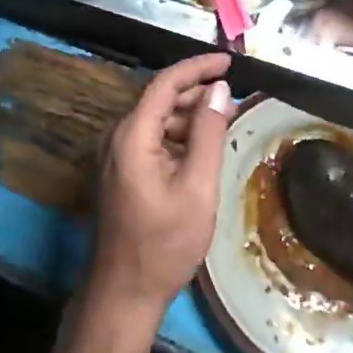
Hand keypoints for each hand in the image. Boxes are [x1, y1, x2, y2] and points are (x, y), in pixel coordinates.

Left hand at [88, 53, 235, 316]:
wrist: (124, 292)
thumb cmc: (164, 243)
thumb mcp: (197, 187)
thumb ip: (209, 134)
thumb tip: (220, 90)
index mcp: (133, 134)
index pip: (165, 83)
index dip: (197, 66)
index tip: (229, 60)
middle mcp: (119, 136)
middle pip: (160, 99)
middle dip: (197, 92)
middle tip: (235, 95)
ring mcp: (118, 154)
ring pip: (158, 120)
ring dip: (190, 116)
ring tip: (226, 120)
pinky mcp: (123, 171)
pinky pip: (153, 140)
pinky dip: (180, 137)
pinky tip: (204, 147)